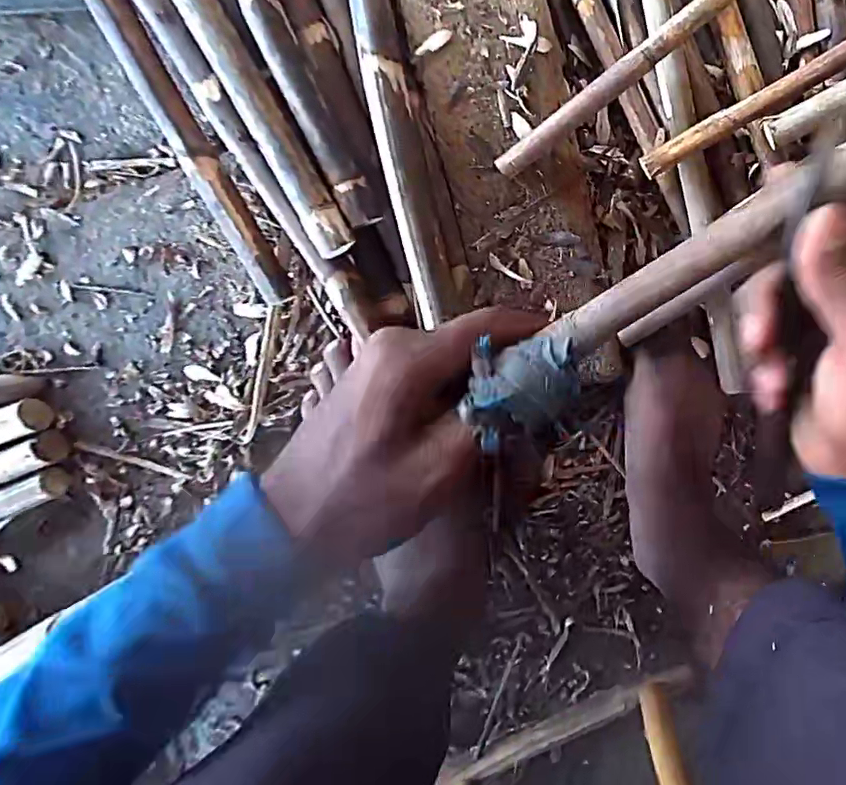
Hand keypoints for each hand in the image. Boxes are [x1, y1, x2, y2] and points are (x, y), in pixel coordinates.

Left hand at [259, 308, 544, 568]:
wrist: (285, 522)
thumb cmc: (360, 503)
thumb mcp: (435, 472)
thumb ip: (486, 419)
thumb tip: (525, 384)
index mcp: (406, 357)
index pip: (482, 325)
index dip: (527, 328)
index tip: (559, 337)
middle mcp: (388, 342)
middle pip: (465, 341)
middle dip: (503, 363)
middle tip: (533, 398)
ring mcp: (371, 355)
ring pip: (445, 356)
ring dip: (475, 379)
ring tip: (497, 418)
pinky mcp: (365, 372)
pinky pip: (422, 368)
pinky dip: (448, 385)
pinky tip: (455, 419)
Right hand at [739, 204, 845, 482]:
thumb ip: (839, 280)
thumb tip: (824, 213)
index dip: (811, 200)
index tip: (771, 182)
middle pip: (793, 261)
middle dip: (769, 299)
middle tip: (761, 337)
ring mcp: (823, 317)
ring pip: (771, 296)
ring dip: (762, 336)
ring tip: (770, 375)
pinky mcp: (797, 343)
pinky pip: (765, 330)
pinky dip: (763, 361)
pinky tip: (773, 390)